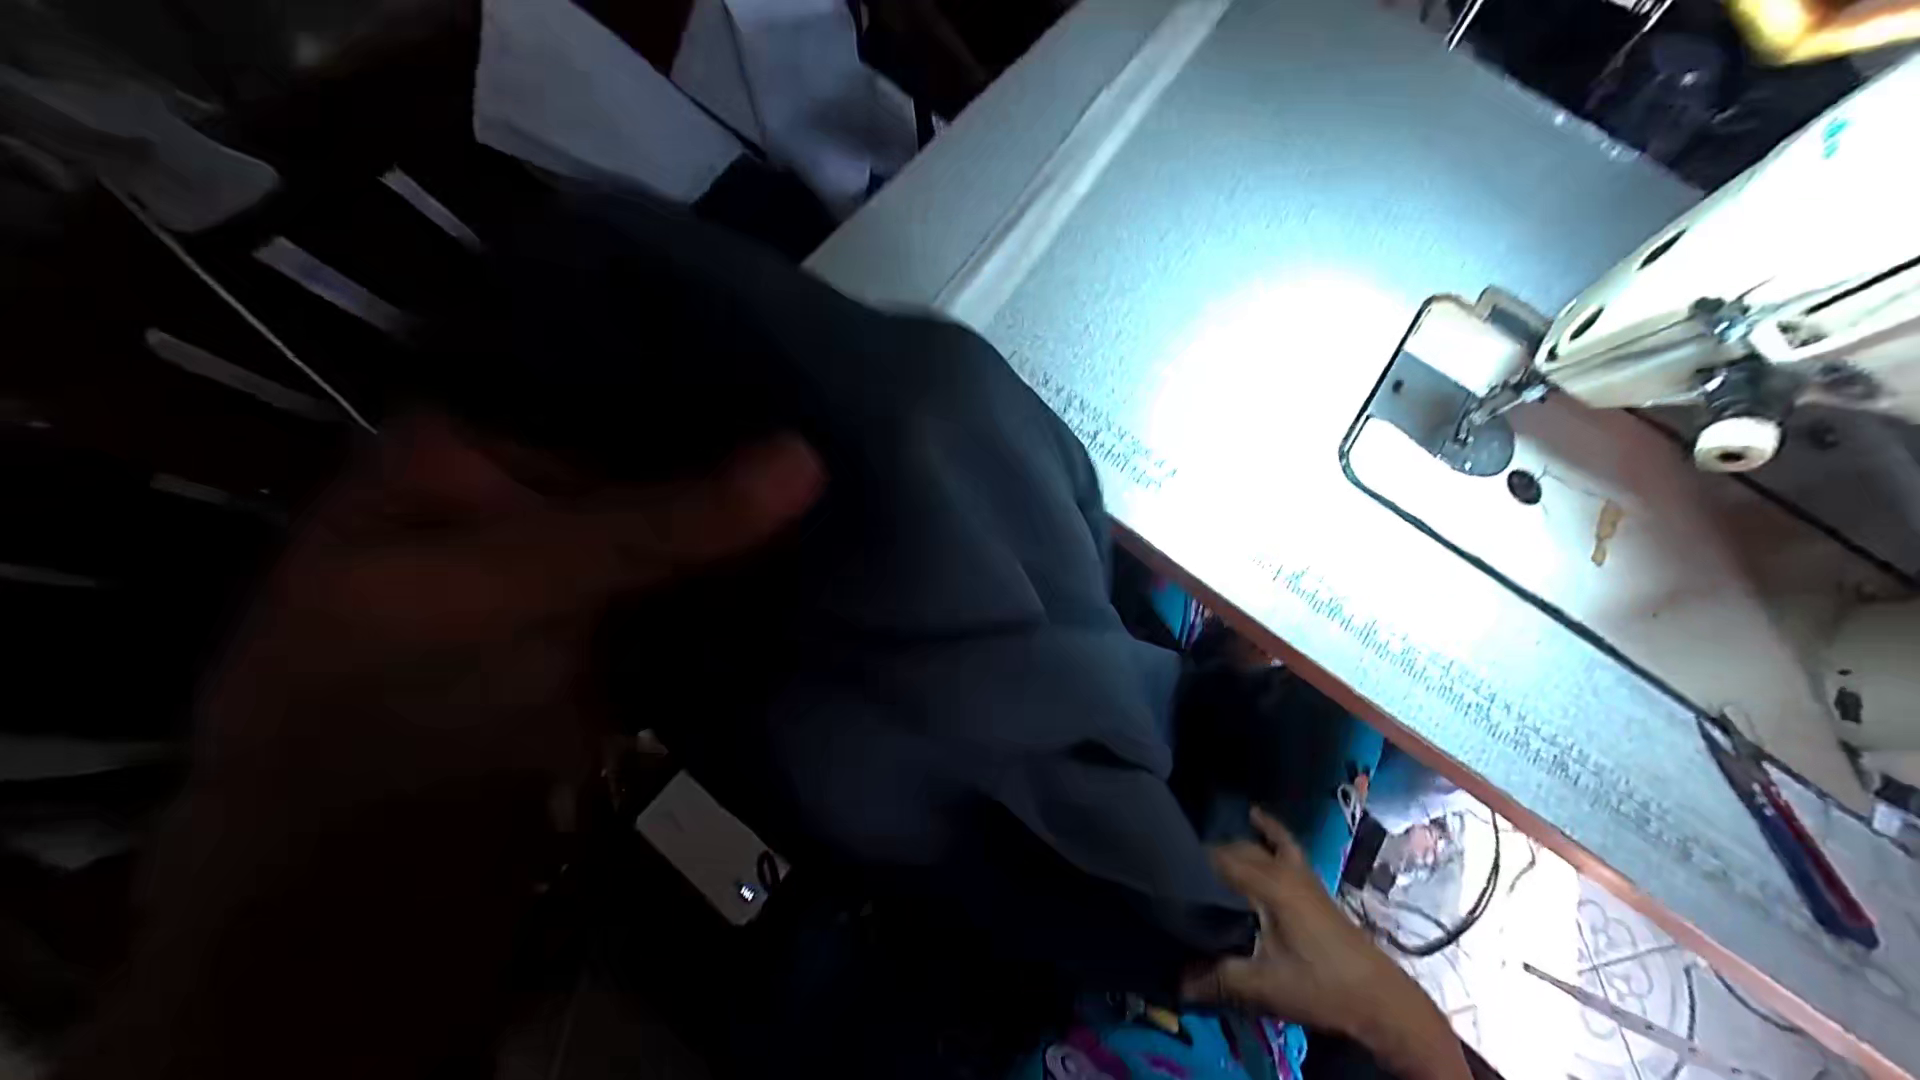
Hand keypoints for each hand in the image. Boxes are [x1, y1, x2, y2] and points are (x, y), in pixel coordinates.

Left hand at [65, 414, 823, 1079]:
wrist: (384, 848)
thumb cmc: (398, 681)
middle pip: (666, 453)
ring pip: (697, 518)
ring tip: (850, 482)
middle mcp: (543, 483)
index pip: (615, 387)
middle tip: (843, 434)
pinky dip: (758, 570)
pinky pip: (710, 575)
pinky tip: (823, 548)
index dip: (705, 385)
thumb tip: (805, 458)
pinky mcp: (639, 612)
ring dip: (761, 517)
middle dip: (745, 456)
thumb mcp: (515, 578)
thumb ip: (661, 520)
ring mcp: (595, 553)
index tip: (803, 379)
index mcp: (481, 438)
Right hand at [1183, 809, 1470, 1079]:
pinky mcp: (1309, 881)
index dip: (1186, 861)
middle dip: (1202, 858)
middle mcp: (1279, 868)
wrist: (1381, 1000)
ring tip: (1200, 858)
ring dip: (1228, 849)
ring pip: (1252, 846)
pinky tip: (1254, 815)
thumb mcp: (1265, 986)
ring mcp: (1297, 871)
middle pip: (1230, 850)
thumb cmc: (1322, 988)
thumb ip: (1218, 978)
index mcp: (1265, 884)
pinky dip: (1267, 829)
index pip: (1215, 859)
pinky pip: (1283, 843)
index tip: (1162, 871)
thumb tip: (1173, 981)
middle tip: (1176, 875)